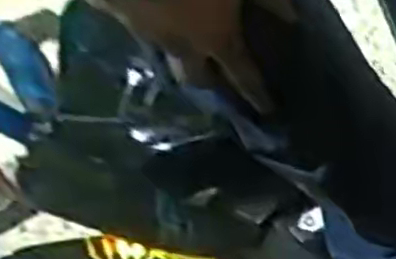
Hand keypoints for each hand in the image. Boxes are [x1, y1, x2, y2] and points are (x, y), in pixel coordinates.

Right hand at [92, 0, 283, 112]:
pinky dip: (128, 12)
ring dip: (168, 49)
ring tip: (171, 40)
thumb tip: (293, 19)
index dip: (259, 97)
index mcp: (217, 39)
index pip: (246, 79)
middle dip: (207, 83)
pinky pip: (117, 14)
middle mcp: (179, 43)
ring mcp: (137, 24)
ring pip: (156, 50)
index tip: (267, 111)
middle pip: (195, 79)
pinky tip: (130, 4)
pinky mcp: (102, 2)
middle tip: (214, 80)